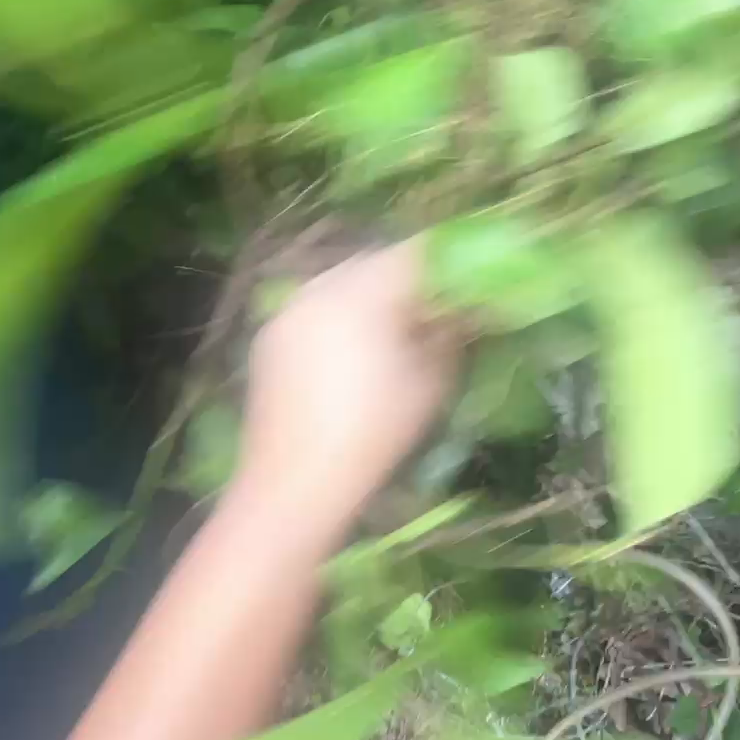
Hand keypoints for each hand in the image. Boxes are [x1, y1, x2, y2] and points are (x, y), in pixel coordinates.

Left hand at [236, 241, 458, 512]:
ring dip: (374, 295)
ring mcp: (288, 310)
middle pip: (376, 262)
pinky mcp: (271, 336)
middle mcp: (318, 288)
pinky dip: (342, 314)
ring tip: (396, 330)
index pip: (415, 253)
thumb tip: (465, 309)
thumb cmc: (373, 434)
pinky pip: (316, 306)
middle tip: (436, 309)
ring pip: (343, 282)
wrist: (294, 486)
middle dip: (410, 279)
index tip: (469, 286)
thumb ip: (450, 334)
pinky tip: (355, 350)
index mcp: (361, 294)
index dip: (448, 265)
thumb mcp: (429, 383)